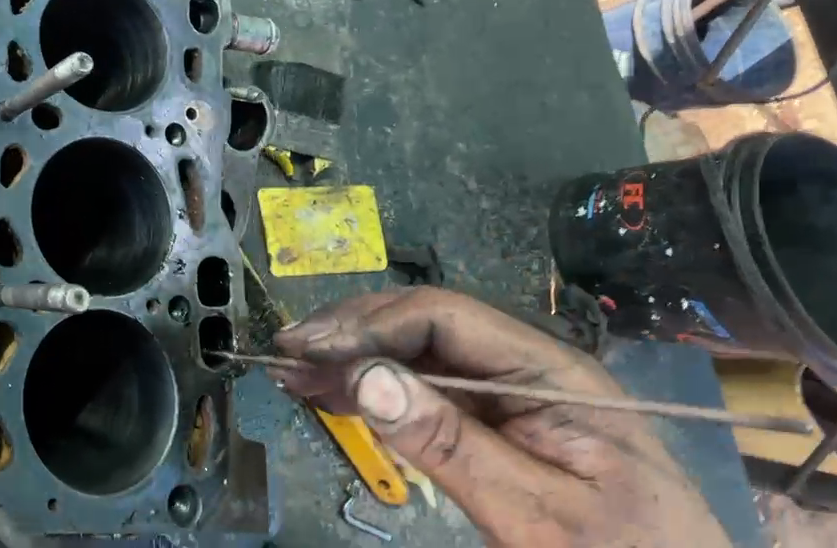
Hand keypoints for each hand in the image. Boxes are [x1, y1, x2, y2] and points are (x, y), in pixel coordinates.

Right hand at [268, 288, 731, 547]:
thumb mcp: (544, 519)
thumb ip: (453, 446)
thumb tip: (363, 376)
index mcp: (551, 371)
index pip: (441, 316)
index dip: (368, 325)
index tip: (308, 350)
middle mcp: (525, 365)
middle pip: (419, 324)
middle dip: (349, 335)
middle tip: (286, 357)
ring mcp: (509, 392)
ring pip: (413, 352)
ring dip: (351, 358)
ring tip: (293, 372)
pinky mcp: (495, 422)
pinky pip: (424, 389)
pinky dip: (373, 388)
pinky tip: (333, 392)